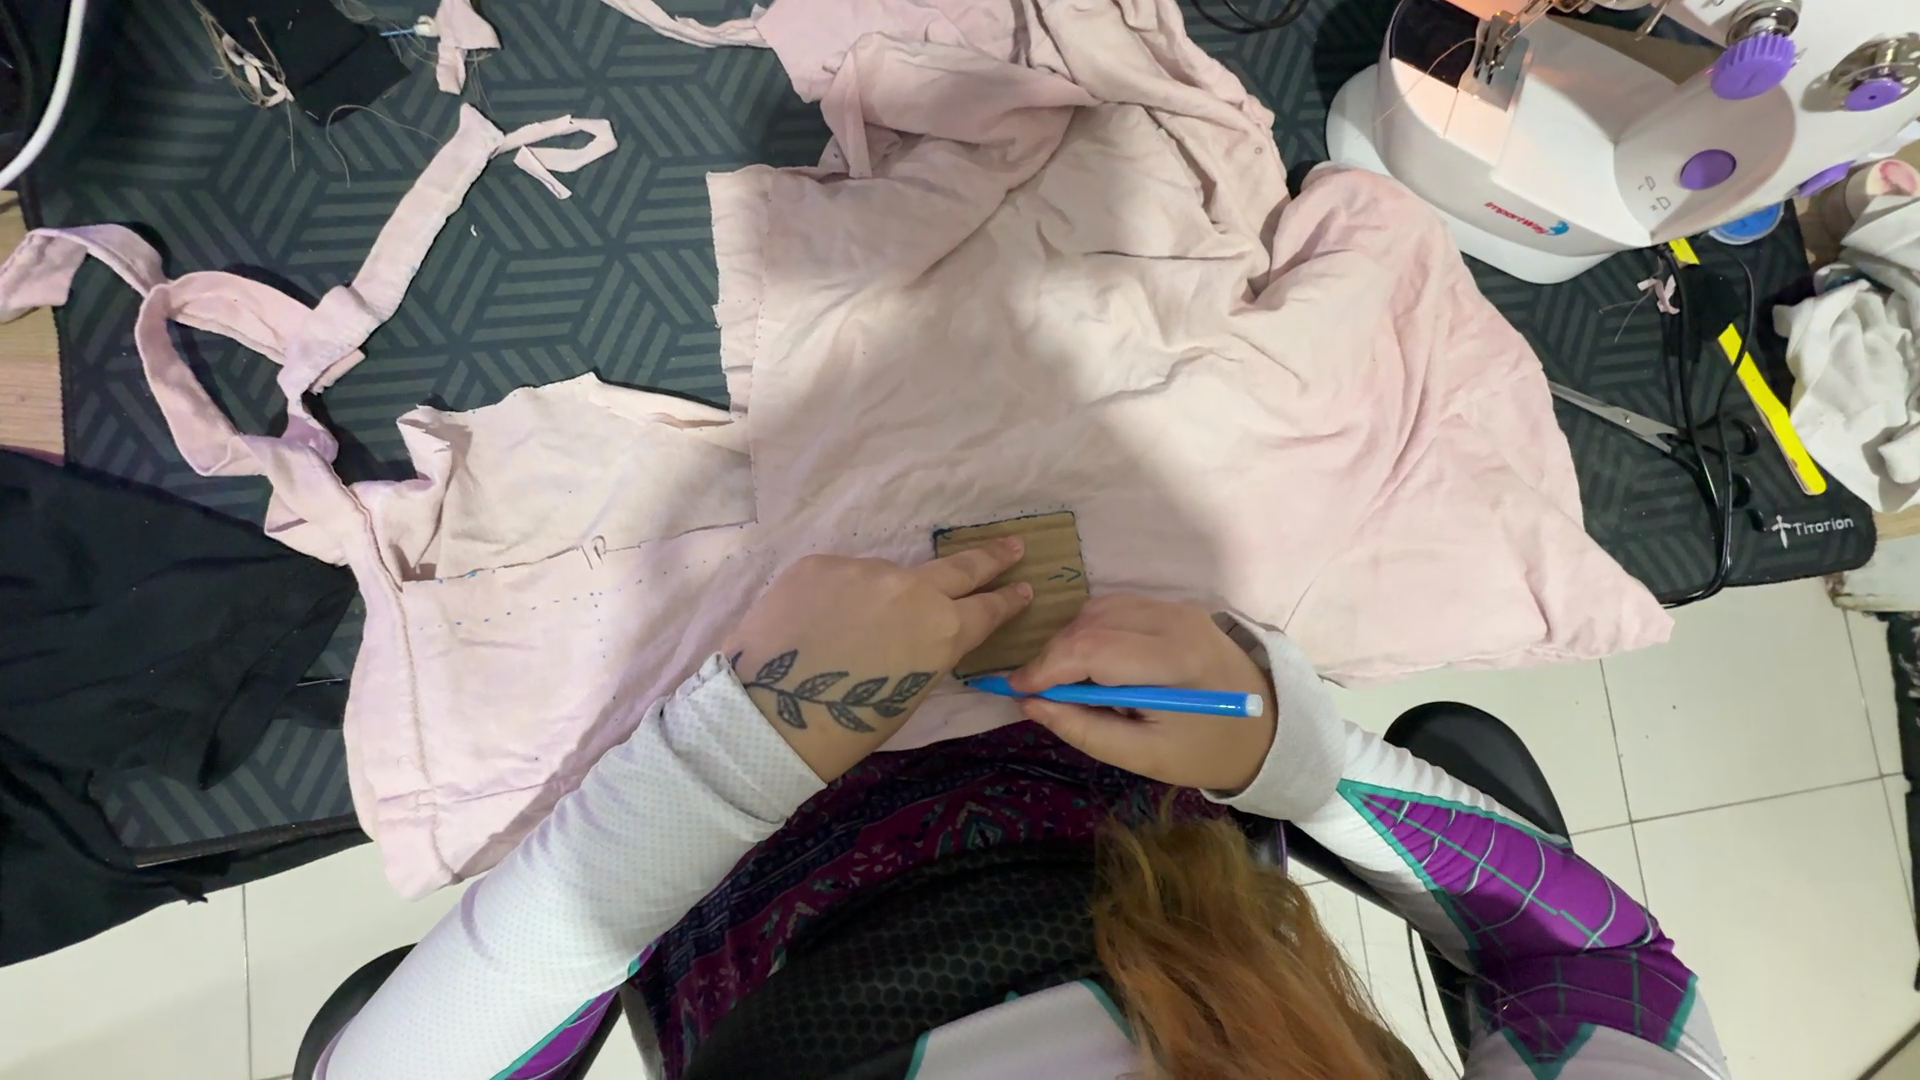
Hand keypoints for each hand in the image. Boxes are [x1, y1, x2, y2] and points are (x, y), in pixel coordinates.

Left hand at [723, 540, 1032, 781]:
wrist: (766, 716)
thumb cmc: (846, 726)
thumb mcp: (910, 694)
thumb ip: (929, 650)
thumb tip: (925, 627)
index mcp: (942, 631)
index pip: (988, 608)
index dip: (1009, 599)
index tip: (1024, 586)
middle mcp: (911, 588)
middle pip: (960, 566)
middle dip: (991, 557)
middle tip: (1013, 544)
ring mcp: (864, 569)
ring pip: (887, 577)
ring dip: (883, 597)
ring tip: (851, 634)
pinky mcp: (821, 562)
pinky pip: (842, 577)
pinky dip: (838, 596)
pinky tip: (818, 626)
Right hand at [1008, 595, 1276, 792]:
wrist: (1268, 727)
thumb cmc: (1205, 750)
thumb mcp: (1143, 756)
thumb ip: (1082, 727)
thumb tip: (1029, 702)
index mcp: (1174, 662)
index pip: (1092, 648)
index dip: (1046, 666)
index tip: (1014, 689)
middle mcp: (1175, 621)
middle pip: (1089, 623)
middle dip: (1053, 655)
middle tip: (1037, 691)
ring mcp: (1176, 607)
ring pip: (1097, 609)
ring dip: (1069, 640)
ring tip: (1065, 679)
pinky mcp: (1173, 606)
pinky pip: (1114, 607)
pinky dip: (1090, 630)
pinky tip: (1092, 661)